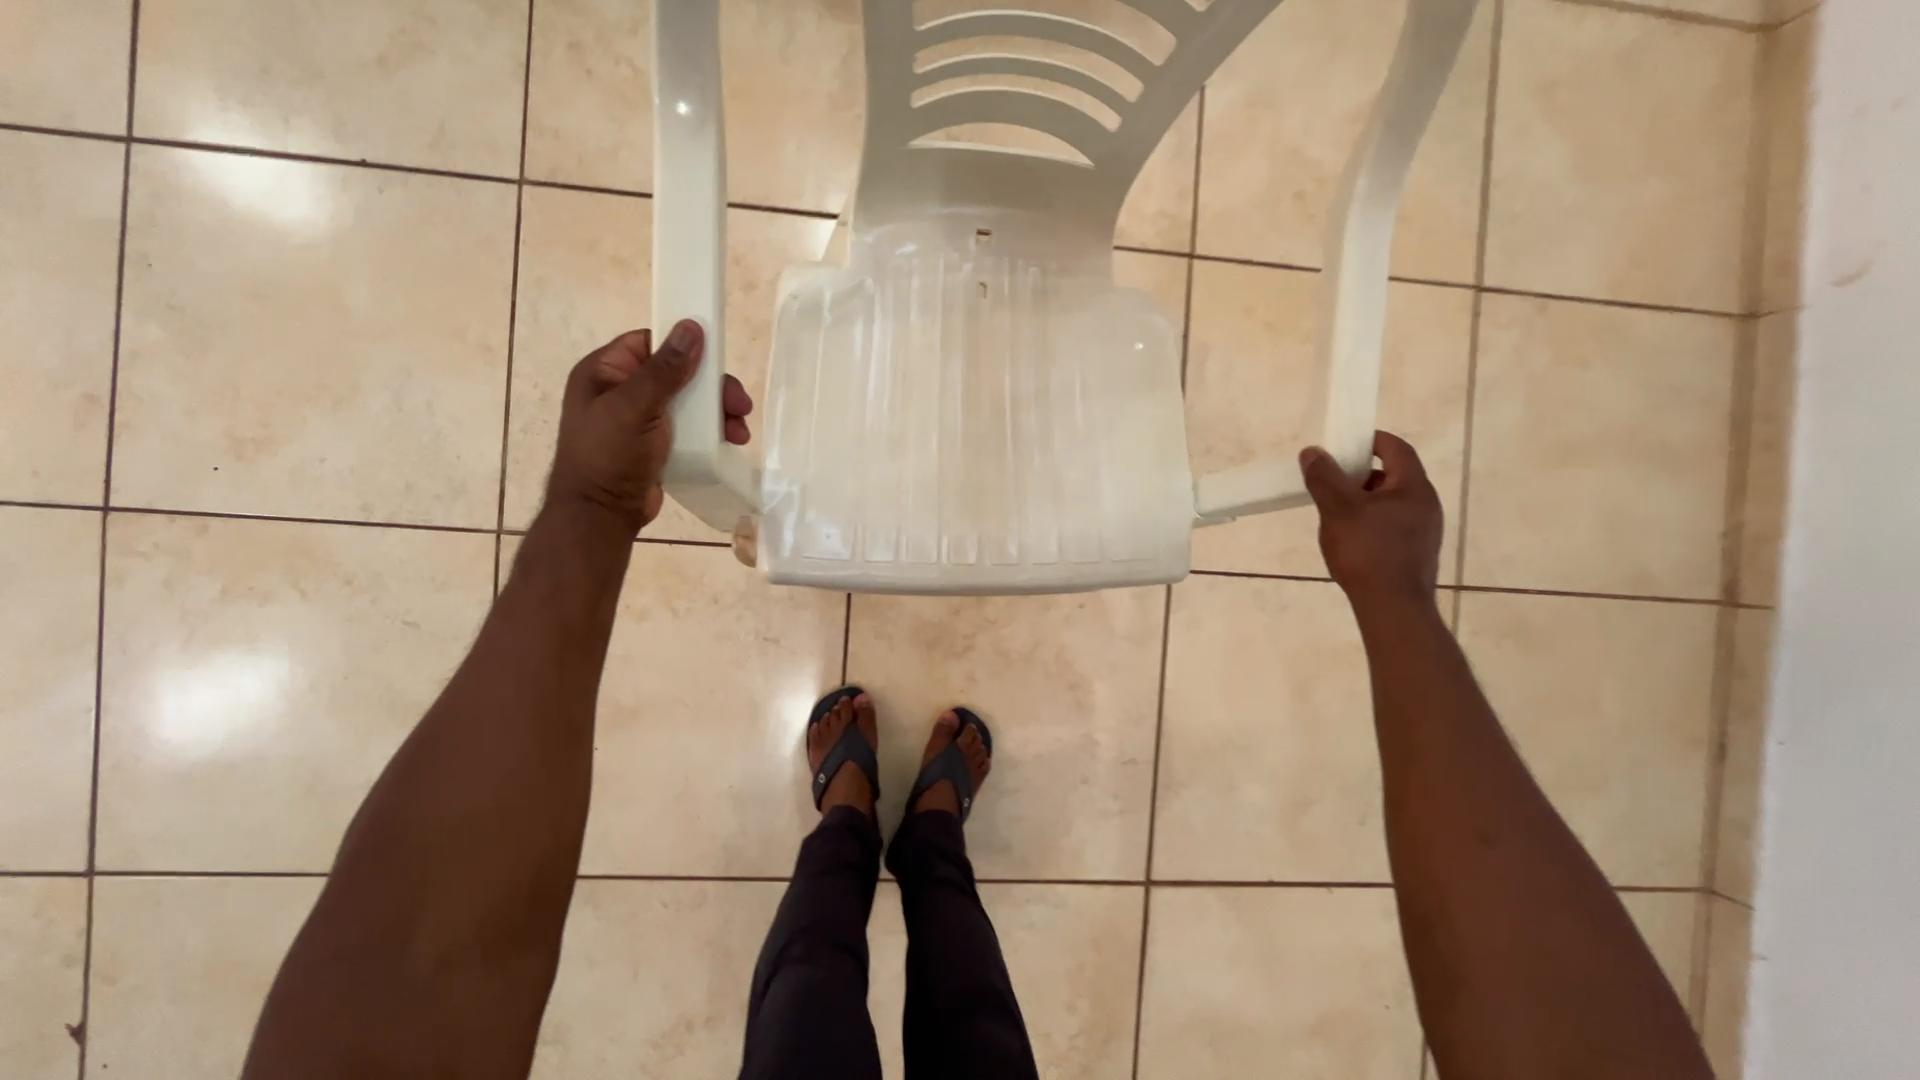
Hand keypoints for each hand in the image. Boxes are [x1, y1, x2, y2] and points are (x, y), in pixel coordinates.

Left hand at [546, 319, 753, 530]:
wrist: (602, 514)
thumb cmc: (610, 455)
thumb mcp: (636, 406)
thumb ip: (666, 368)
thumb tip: (692, 327)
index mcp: (605, 372)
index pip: (650, 343)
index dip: (683, 347)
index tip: (715, 357)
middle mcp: (621, 391)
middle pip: (678, 374)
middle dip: (712, 388)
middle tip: (740, 405)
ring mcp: (640, 420)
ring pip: (689, 403)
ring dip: (718, 413)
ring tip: (739, 432)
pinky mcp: (656, 444)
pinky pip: (689, 428)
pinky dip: (711, 433)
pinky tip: (729, 442)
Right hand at [1299, 431, 1442, 608]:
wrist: (1393, 607)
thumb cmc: (1367, 551)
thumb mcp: (1338, 509)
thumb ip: (1324, 477)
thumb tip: (1313, 452)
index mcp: (1413, 487)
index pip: (1397, 448)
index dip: (1370, 441)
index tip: (1344, 444)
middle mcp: (1426, 505)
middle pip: (1392, 476)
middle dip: (1359, 475)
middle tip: (1331, 482)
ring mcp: (1424, 531)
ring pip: (1390, 504)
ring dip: (1363, 502)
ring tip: (1334, 515)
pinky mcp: (1416, 553)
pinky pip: (1391, 526)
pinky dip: (1370, 523)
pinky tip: (1349, 541)